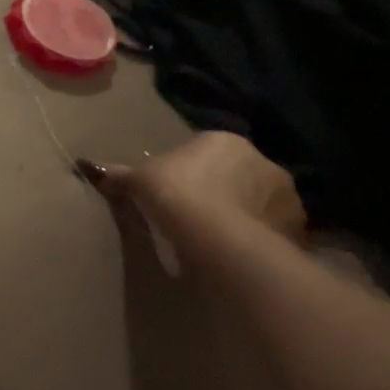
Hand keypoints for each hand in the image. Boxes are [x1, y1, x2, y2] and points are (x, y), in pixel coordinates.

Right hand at [80, 131, 306, 245]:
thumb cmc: (175, 192)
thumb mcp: (137, 179)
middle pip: (239, 174)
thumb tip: (89, 167)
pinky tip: (234, 249)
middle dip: (223, 189)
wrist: (218, 237)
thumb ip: (119, 173)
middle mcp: (266, 163)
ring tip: (216, 233)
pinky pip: (272, 230)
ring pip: (260, 202)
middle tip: (195, 209)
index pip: (208, 149)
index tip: (173, 186)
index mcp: (227, 141)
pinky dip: (257, 237)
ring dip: (244, 213)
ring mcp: (289, 199)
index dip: (189, 167)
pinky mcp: (301, 232)